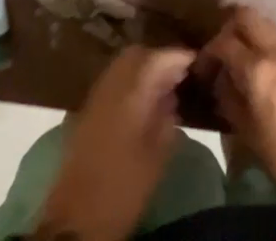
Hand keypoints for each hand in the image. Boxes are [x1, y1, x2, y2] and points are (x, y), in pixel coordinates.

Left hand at [37, 45, 195, 240]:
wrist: (76, 220)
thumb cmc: (124, 189)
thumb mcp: (158, 154)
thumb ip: (167, 116)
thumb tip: (173, 94)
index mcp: (129, 96)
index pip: (157, 58)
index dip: (179, 56)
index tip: (199, 62)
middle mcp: (108, 89)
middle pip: (135, 55)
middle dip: (160, 57)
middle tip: (182, 73)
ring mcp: (93, 99)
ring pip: (121, 66)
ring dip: (144, 68)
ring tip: (166, 86)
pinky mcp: (85, 113)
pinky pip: (112, 81)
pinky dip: (130, 81)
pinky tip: (144, 102)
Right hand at [195, 6, 275, 193]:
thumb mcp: (243, 126)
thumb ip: (226, 94)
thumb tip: (217, 76)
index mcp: (256, 69)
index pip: (223, 43)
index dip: (207, 52)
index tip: (201, 67)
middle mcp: (275, 51)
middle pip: (246, 16)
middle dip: (227, 28)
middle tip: (219, 50)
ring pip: (265, 20)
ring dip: (248, 29)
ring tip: (238, 51)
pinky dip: (265, 35)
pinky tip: (258, 56)